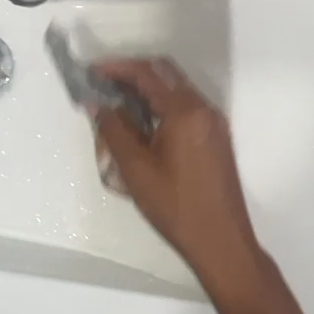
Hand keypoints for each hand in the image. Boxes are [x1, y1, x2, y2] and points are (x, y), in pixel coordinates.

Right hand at [93, 58, 261, 292]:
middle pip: (163, 73)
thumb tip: (95, 103)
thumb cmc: (176, 207)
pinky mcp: (215, 137)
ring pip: (174, 89)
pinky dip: (159, 104)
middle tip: (102, 84)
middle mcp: (203, 109)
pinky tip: (140, 123)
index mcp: (185, 112)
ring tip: (116, 103)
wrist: (223, 245)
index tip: (90, 72)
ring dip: (145, 89)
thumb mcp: (135, 168)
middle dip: (130, 73)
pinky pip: (184, 106)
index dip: (115, 68)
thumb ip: (113, 128)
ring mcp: (213, 123)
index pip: (146, 73)